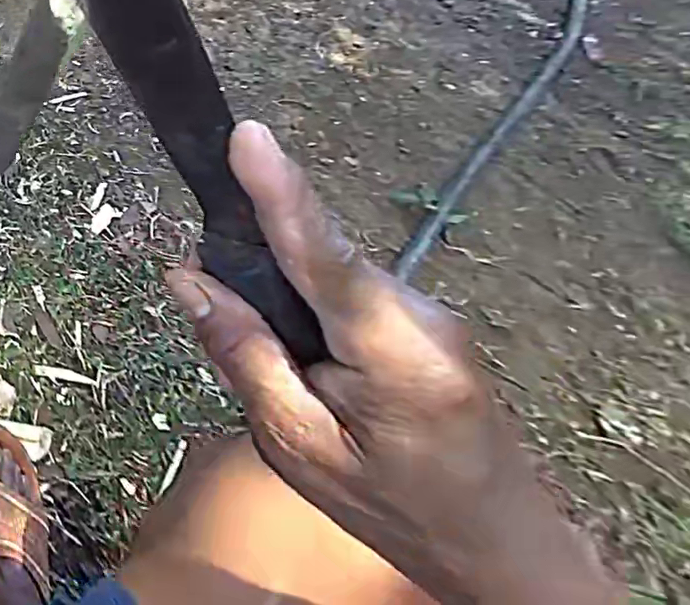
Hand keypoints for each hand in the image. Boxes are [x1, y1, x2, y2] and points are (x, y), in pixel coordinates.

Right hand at [165, 122, 621, 604]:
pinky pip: (332, 282)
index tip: (248, 135)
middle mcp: (418, 315)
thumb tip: (183, 276)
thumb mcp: (295, 442)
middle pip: (308, 254)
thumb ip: (240, 353)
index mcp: (396, 355)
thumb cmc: (395, 507)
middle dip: (246, 259)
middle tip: (216, 325)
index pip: (324, 255)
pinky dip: (293, 299)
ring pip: (315, 267)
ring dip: (268, 288)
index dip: (281, 190)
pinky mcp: (415, 314)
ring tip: (271, 364)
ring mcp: (424, 311)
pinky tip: (296, 356)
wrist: (505, 553)